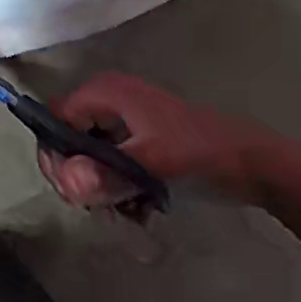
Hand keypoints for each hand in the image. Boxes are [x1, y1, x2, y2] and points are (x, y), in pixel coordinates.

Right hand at [36, 72, 270, 208]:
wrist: (247, 161)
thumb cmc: (198, 152)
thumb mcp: (152, 164)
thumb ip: (108, 174)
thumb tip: (68, 180)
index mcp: (104, 91)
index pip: (53, 119)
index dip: (56, 156)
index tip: (76, 192)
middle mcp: (106, 99)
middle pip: (67, 140)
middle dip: (80, 178)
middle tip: (104, 206)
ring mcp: (120, 120)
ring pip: (87, 158)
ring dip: (99, 189)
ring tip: (126, 209)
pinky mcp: (134, 140)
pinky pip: (107, 166)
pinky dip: (116, 189)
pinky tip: (138, 208)